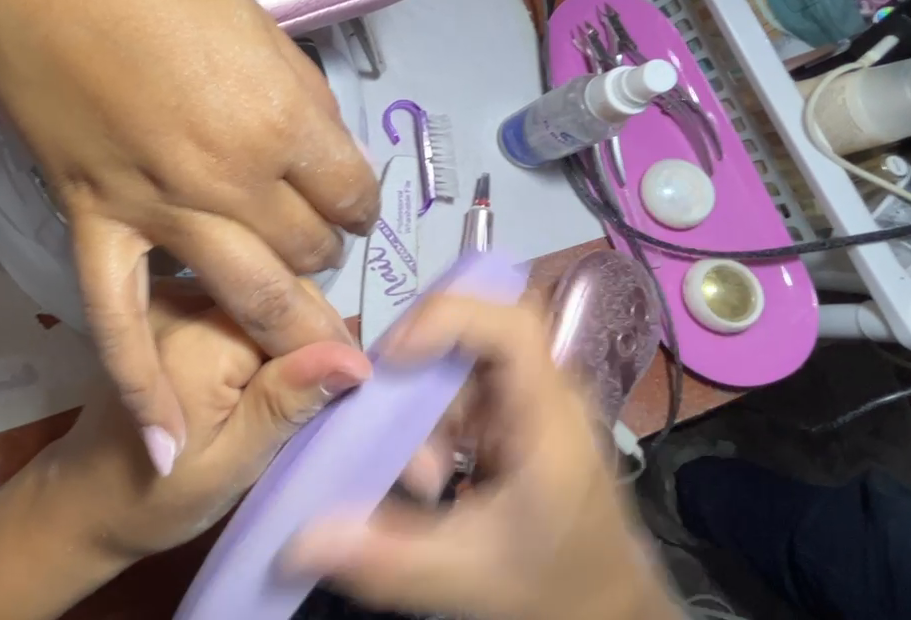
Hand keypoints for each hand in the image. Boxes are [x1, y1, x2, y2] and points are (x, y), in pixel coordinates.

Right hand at [0, 0, 376, 476]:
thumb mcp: (252, 20)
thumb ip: (293, 95)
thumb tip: (316, 147)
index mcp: (282, 115)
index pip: (352, 191)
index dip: (357, 199)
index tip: (345, 198)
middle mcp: (234, 177)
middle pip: (308, 250)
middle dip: (324, 252)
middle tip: (316, 245)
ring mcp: (161, 210)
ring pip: (248, 295)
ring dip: (285, 318)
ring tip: (303, 333)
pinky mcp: (94, 223)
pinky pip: (119, 321)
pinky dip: (143, 387)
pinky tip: (168, 448)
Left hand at [32, 285, 371, 561]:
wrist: (85, 495)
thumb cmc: (160, 495)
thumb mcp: (232, 463)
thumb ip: (286, 402)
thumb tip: (353, 358)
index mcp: (197, 333)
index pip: (293, 309)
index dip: (327, 345)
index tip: (348, 387)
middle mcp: (182, 293)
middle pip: (276, 288)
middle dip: (310, 332)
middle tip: (323, 391)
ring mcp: (171, 289)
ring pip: (259, 287)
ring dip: (287, 326)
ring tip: (293, 380)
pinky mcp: (168, 298)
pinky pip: (234, 294)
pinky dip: (258, 324)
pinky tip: (261, 364)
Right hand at [284, 298, 678, 619]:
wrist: (607, 614)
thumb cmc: (557, 589)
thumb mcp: (469, 576)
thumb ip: (386, 557)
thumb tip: (302, 539)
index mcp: (548, 418)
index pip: (510, 327)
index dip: (447, 319)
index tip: (393, 356)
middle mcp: (543, 392)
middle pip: (474, 333)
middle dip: (420, 366)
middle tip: (383, 411)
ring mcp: (530, 400)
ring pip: (461, 362)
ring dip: (426, 407)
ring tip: (423, 475)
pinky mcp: (515, 414)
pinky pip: (463, 389)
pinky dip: (434, 421)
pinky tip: (432, 472)